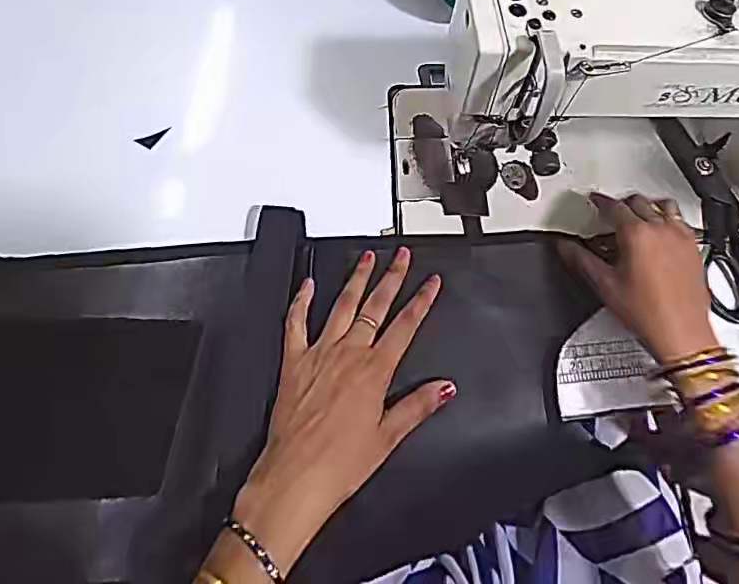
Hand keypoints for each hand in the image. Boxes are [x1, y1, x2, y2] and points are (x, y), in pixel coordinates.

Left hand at [232, 249, 451, 570]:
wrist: (293, 482)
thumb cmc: (338, 466)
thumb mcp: (388, 438)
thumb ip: (419, 406)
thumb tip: (445, 387)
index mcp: (374, 372)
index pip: (405, 325)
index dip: (422, 299)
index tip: (431, 282)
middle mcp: (348, 355)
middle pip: (377, 306)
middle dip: (393, 277)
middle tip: (403, 256)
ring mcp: (320, 355)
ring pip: (343, 305)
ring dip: (358, 279)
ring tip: (368, 258)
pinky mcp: (294, 363)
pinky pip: (296, 323)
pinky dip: (302, 301)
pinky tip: (309, 285)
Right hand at [559, 193, 717, 361]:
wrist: (683, 335)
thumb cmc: (649, 315)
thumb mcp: (606, 286)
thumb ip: (582, 260)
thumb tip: (566, 247)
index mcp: (637, 233)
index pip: (614, 206)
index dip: (600, 202)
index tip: (595, 202)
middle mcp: (661, 229)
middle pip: (638, 201)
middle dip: (622, 204)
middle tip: (612, 213)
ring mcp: (680, 236)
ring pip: (662, 205)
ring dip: (647, 206)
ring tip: (638, 217)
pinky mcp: (693, 247)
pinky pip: (680, 221)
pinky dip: (668, 220)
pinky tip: (662, 233)